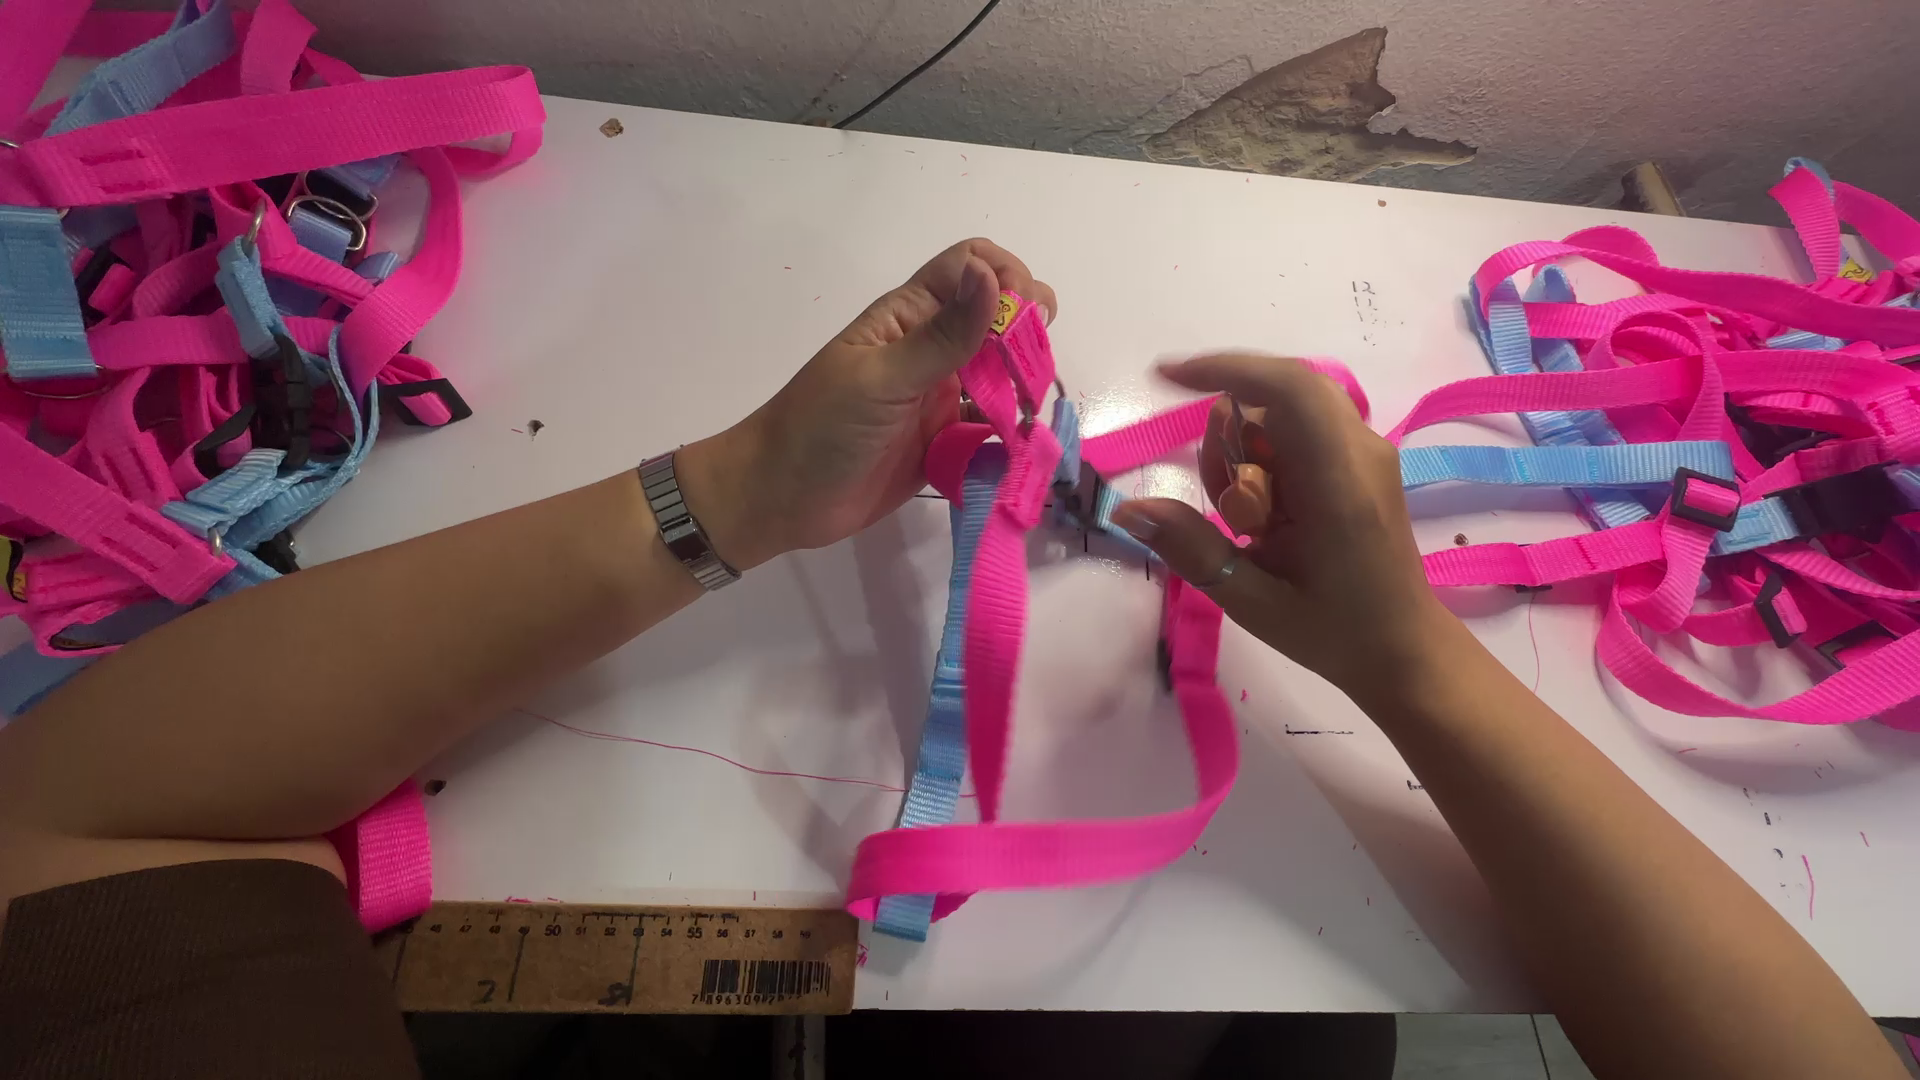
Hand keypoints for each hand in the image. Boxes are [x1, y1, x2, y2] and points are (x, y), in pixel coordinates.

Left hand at [676, 239, 1055, 569]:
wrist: (783, 500)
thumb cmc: (819, 428)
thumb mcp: (881, 378)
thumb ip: (942, 336)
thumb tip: (992, 277)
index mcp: (909, 317)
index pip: (969, 267)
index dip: (1005, 278)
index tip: (1028, 315)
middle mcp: (931, 351)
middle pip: (995, 320)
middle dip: (1026, 334)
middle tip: (1032, 371)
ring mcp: (939, 397)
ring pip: (999, 374)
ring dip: (1022, 385)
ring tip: (1028, 411)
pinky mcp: (945, 442)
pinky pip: (989, 427)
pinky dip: (1010, 432)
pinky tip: (1018, 445)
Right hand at [1110, 354, 1464, 697]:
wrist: (1402, 649)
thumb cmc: (1332, 631)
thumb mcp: (1248, 599)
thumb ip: (1189, 547)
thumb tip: (1127, 509)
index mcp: (1339, 483)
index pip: (1289, 389)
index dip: (1225, 370)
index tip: (1165, 378)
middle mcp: (1359, 451)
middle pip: (1277, 397)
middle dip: (1229, 434)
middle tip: (1225, 506)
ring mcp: (1362, 452)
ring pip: (1280, 416)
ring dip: (1243, 455)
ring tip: (1247, 525)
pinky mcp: (1356, 461)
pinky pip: (1294, 434)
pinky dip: (1261, 463)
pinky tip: (1263, 517)